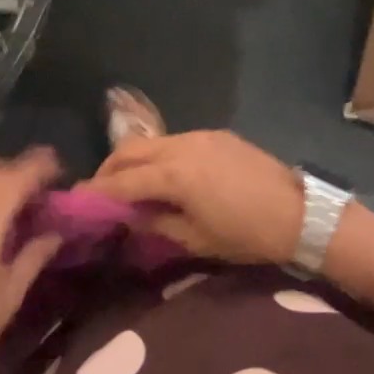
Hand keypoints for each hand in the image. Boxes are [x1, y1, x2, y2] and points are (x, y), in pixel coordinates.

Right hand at [81, 131, 302, 265]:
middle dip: (109, 169)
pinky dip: (159, 155)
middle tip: (97, 191)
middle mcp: (181, 145)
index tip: (74, 200)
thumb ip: (157, 223)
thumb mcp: (198, 239)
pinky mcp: (215, 134)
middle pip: (131, 150)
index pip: (123, 181)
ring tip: (127, 183)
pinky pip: (175, 141)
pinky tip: (163, 175)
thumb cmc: (247, 234)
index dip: (96, 191)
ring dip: (133, 159)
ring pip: (152, 142)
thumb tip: (129, 217)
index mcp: (174, 174)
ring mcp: (199, 135)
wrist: (299, 213)